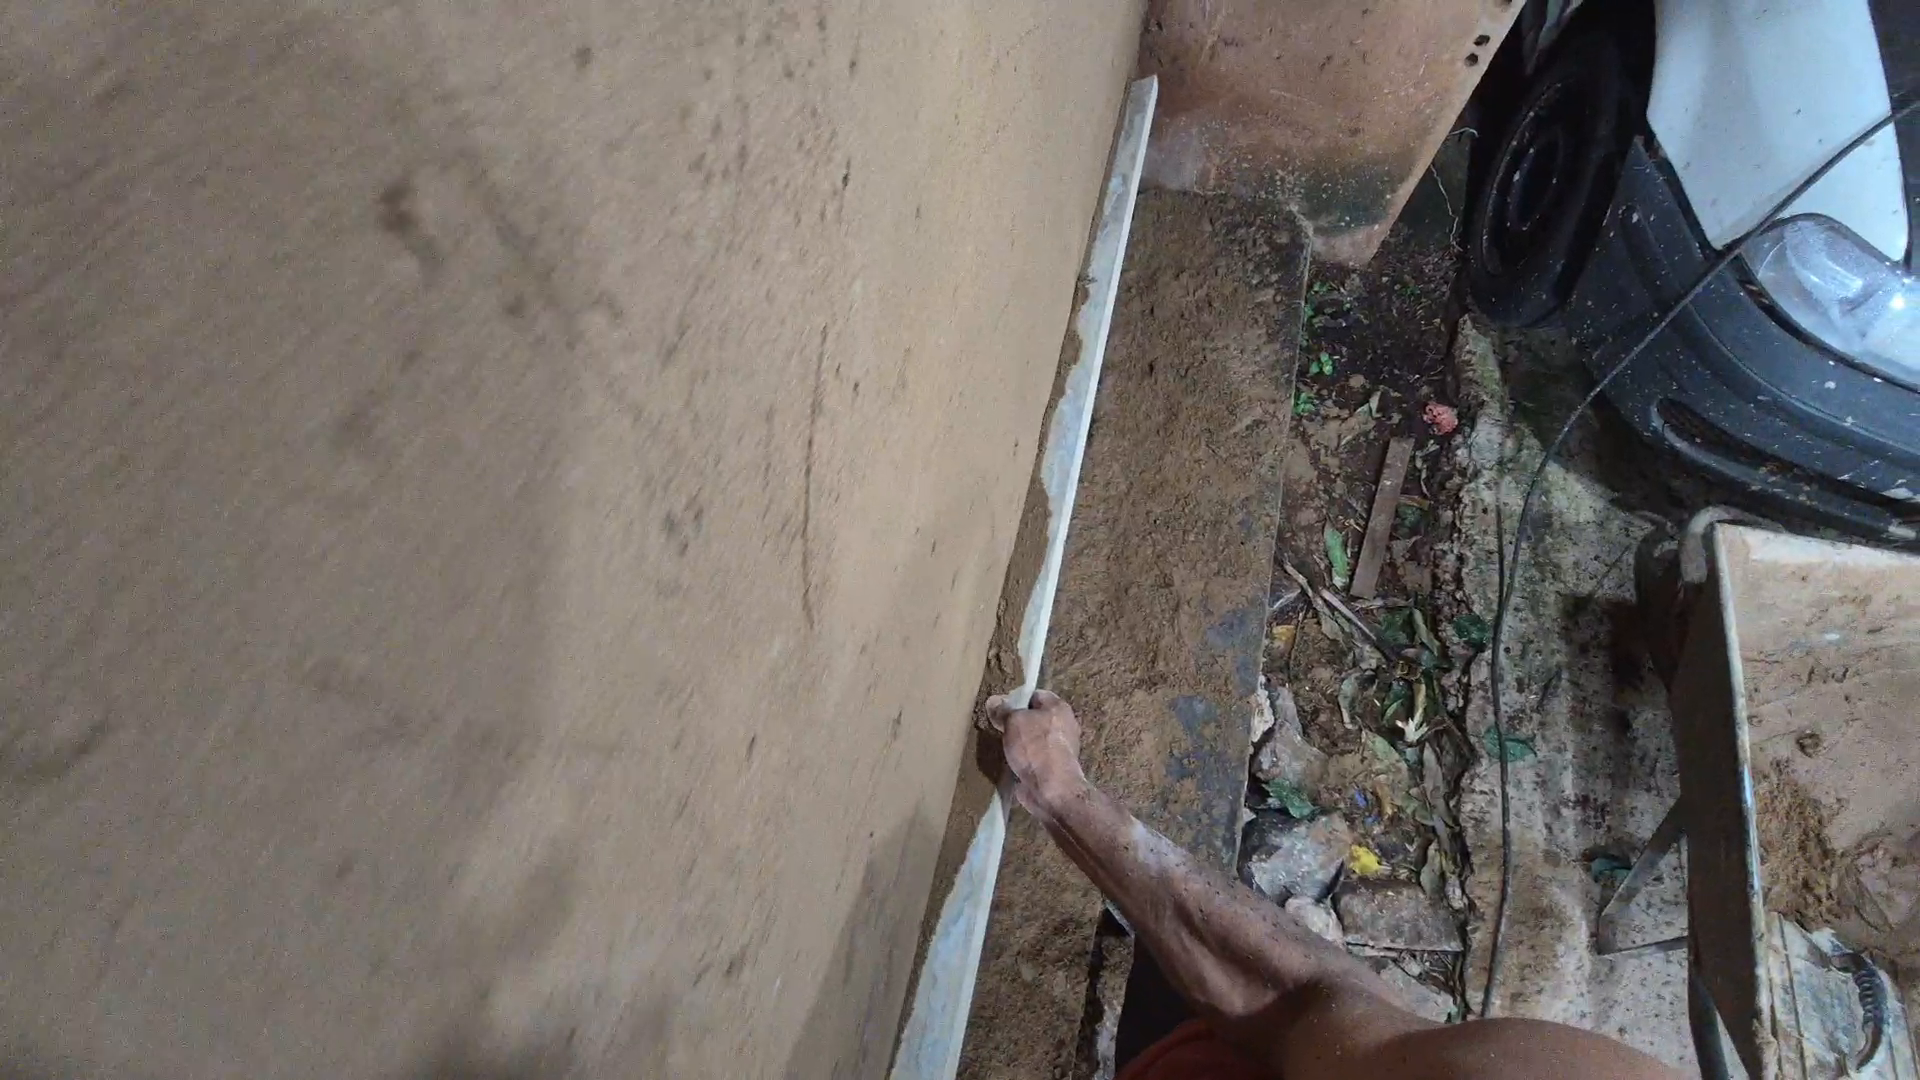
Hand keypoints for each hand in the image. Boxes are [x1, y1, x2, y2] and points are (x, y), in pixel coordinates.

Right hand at [982, 689, 1086, 813]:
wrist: (1052, 790)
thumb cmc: (1035, 748)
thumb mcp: (1013, 722)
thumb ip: (1003, 710)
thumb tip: (993, 701)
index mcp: (1059, 708)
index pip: (1035, 695)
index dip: (1017, 699)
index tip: (1001, 709)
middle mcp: (1064, 725)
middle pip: (1035, 717)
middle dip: (1017, 722)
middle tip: (999, 727)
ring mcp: (1061, 748)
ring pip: (1034, 738)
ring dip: (1020, 743)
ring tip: (1002, 746)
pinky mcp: (1055, 768)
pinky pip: (1035, 757)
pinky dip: (1025, 759)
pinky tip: (1011, 763)